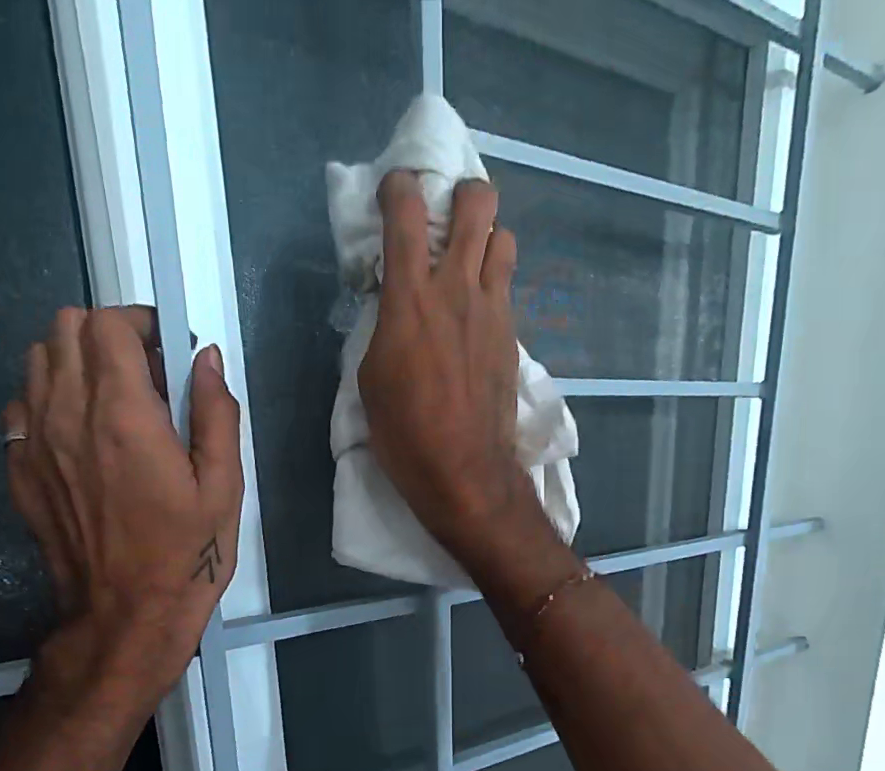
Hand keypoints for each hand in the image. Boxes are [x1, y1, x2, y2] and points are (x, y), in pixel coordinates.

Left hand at [2, 306, 241, 697]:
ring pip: (37, 360)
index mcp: (124, 416)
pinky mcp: (17, 469)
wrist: (124, 615)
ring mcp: (32, 442)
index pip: (108, 325)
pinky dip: (52, 398)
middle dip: (109, 334)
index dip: (141, 322)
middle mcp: (67, 416)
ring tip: (117, 401)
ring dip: (78, 361)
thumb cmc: (186, 553)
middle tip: (148, 373)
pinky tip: (84, 434)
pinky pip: (22, 404)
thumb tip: (206, 358)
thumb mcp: (225, 486)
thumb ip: (216, 413)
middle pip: (64, 329)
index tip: (169, 348)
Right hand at [358, 171, 539, 564]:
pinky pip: (507, 290)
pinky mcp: (512, 337)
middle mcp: (458, 289)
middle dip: (463, 194)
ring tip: (469, 261)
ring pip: (505, 240)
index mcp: (411, 297)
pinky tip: (477, 312)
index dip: (398, 186)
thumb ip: (385, 324)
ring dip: (487, 238)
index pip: (406, 212)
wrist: (463, 469)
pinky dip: (492, 285)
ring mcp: (494, 311)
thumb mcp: (371, 374)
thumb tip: (395, 303)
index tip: (393, 190)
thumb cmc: (403, 430)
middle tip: (447, 213)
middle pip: (479, 206)